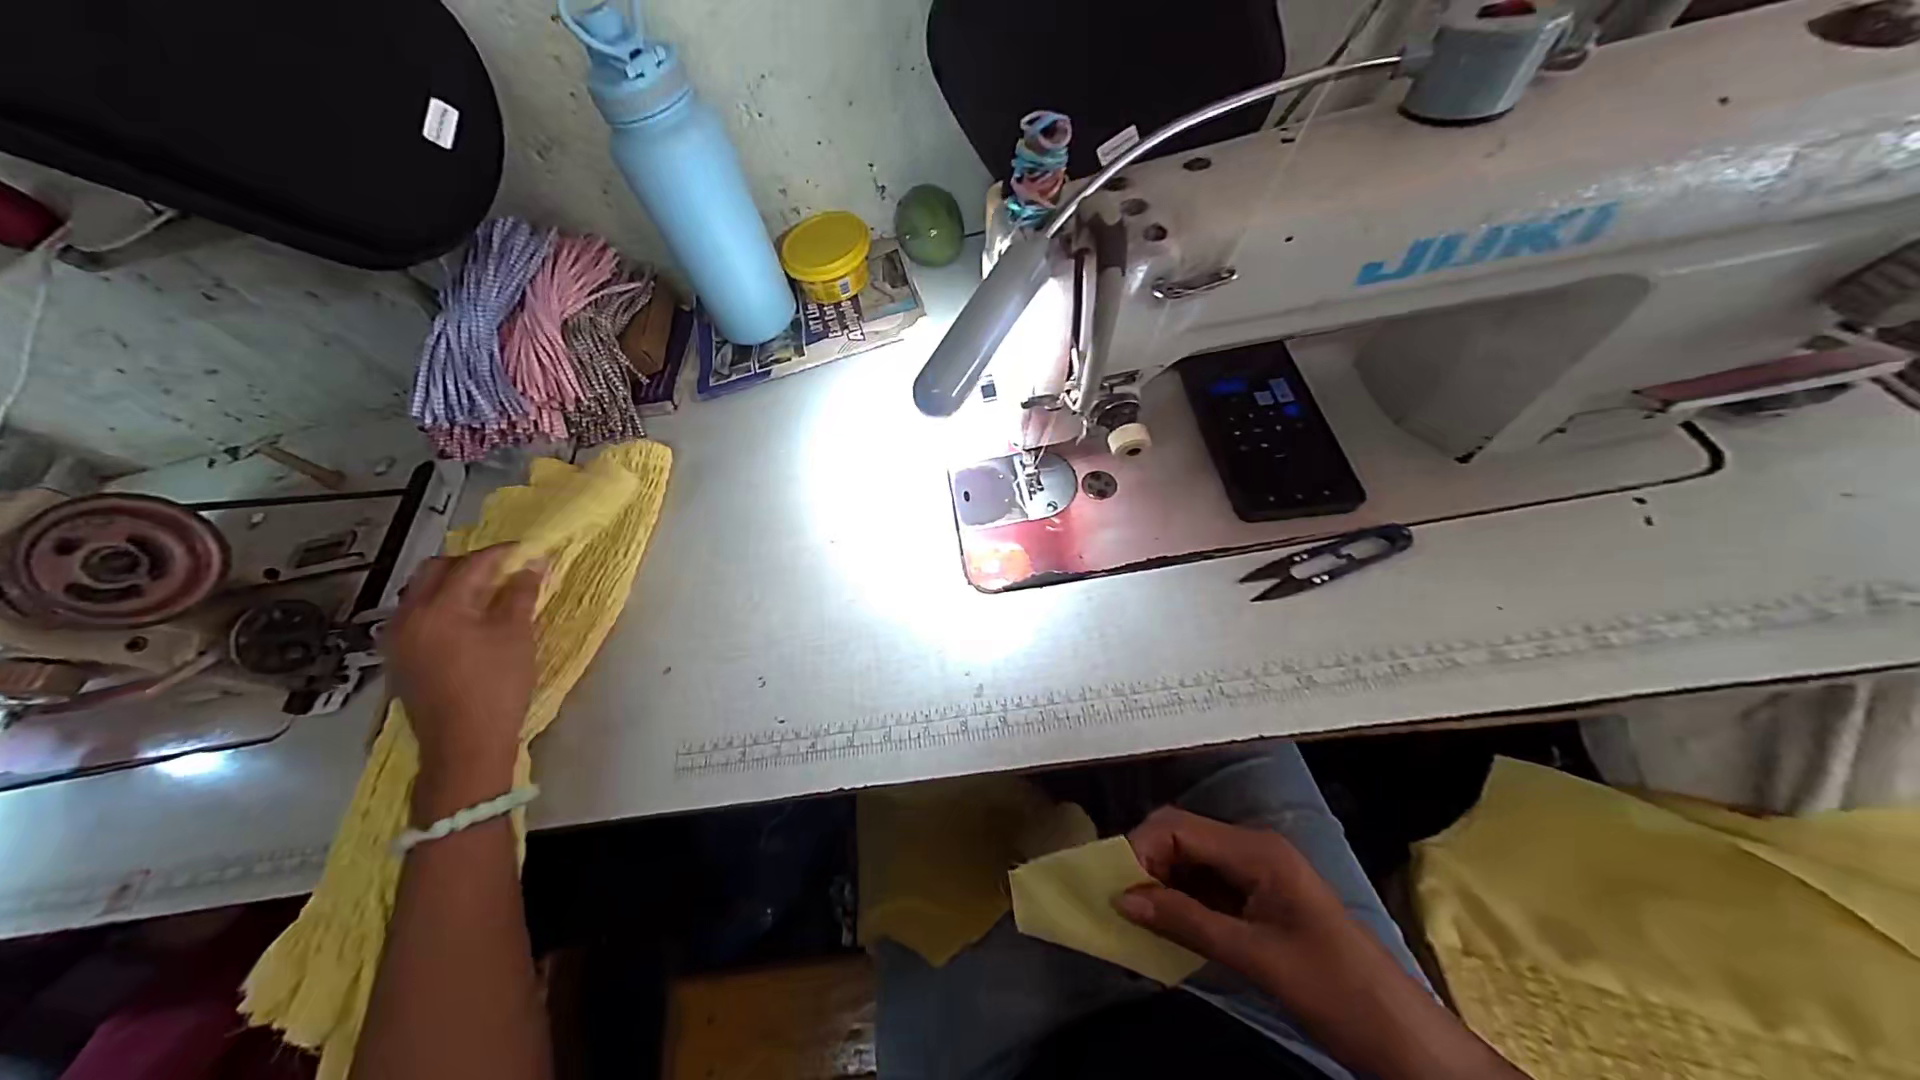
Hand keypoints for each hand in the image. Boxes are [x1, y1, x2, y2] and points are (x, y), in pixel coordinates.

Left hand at [384, 544, 541, 818]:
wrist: (464, 744)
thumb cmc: (497, 687)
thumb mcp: (516, 636)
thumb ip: (520, 594)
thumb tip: (531, 566)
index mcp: (438, 608)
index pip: (471, 565)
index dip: (503, 553)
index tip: (529, 550)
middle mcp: (408, 617)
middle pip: (435, 571)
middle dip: (472, 563)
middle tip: (507, 568)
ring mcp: (397, 639)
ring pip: (422, 593)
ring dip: (454, 584)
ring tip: (490, 593)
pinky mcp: (399, 658)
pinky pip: (418, 616)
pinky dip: (443, 607)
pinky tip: (469, 621)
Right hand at [1116, 806, 1364, 986]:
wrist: (1402, 1038)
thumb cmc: (1334, 990)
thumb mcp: (1254, 957)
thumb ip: (1186, 922)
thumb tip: (1121, 897)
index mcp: (1257, 850)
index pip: (1178, 826)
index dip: (1140, 849)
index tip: (1115, 888)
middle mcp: (1253, 850)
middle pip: (1181, 838)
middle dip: (1145, 865)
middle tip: (1121, 905)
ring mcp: (1257, 875)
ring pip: (1190, 863)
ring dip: (1160, 886)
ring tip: (1135, 920)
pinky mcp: (1258, 900)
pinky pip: (1206, 889)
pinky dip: (1181, 904)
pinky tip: (1165, 929)